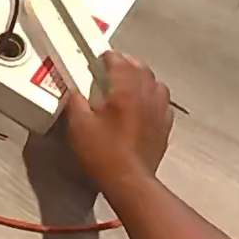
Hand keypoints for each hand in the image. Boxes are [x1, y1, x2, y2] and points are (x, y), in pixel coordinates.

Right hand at [62, 52, 173, 197]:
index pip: (120, 63)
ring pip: (156, 83)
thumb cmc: (102, 152)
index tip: (100, 58)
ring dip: (143, 77)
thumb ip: (75, 102)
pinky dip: (153, 96)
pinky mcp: (164, 126)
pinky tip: (144, 104)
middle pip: (141, 69)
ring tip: (130, 82)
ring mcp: (159, 111)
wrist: (129, 180)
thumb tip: (73, 90)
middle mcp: (147, 96)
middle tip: (113, 66)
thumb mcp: (79, 126)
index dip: (109, 57)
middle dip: (127, 63)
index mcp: (125, 91)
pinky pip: (162, 102)